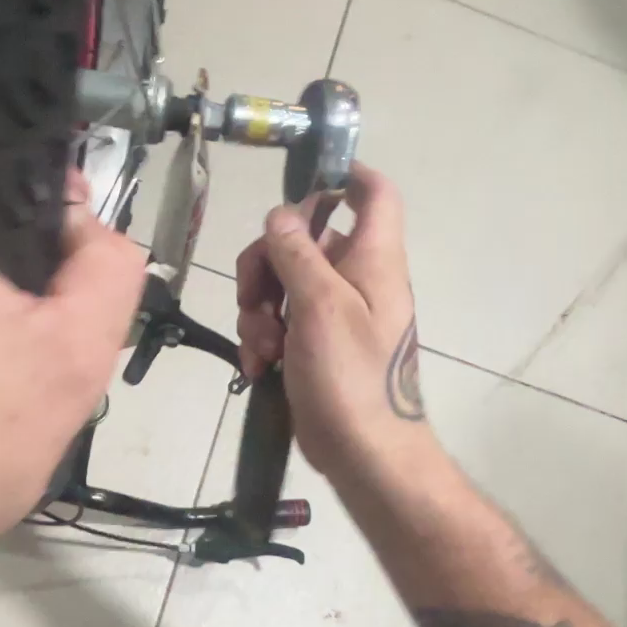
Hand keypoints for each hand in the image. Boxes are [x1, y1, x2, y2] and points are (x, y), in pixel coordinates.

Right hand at [235, 164, 440, 481]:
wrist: (362, 451)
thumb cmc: (350, 376)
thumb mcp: (320, 307)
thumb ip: (298, 253)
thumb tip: (280, 215)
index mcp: (373, 258)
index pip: (373, 194)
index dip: (343, 176)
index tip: (300, 183)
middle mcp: (356, 278)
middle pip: (304, 239)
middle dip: (266, 266)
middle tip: (253, 299)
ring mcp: (334, 313)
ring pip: (282, 283)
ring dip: (259, 311)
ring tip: (263, 348)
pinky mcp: (313, 344)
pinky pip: (279, 322)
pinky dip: (263, 340)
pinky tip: (260, 367)